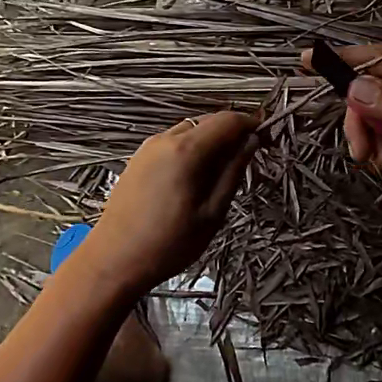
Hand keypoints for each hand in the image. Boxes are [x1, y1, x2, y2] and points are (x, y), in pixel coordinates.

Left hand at [77, 111, 258, 289]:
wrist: (113, 261)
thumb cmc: (168, 244)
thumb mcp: (212, 212)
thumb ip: (233, 172)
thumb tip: (252, 142)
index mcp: (186, 151)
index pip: (228, 120)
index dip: (251, 124)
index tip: (268, 138)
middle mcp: (165, 140)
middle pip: (208, 121)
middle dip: (233, 132)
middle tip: (250, 156)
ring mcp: (148, 148)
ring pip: (190, 130)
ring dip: (212, 141)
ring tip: (225, 171)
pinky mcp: (138, 160)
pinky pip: (173, 142)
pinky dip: (192, 149)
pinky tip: (197, 176)